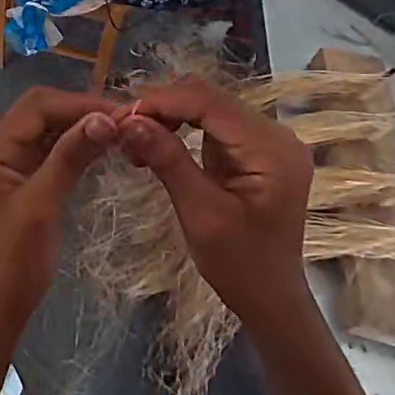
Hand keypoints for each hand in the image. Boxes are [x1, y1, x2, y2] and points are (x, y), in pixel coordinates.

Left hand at [0, 88, 118, 324]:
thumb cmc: (14, 259)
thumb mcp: (43, 204)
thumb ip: (70, 157)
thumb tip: (105, 118)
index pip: (38, 106)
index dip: (80, 104)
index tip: (124, 113)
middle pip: (41, 112)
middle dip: (82, 112)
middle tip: (127, 121)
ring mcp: (6, 161)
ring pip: (47, 129)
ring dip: (81, 127)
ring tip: (121, 131)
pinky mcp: (20, 177)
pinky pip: (49, 149)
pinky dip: (74, 146)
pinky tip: (102, 148)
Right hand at [117, 79, 314, 314]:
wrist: (269, 296)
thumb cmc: (239, 264)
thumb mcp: (200, 213)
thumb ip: (168, 161)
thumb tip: (129, 121)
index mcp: (271, 149)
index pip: (209, 103)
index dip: (162, 102)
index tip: (120, 118)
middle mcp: (274, 134)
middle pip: (208, 98)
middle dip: (161, 107)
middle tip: (120, 130)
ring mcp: (265, 141)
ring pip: (206, 107)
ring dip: (166, 116)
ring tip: (133, 140)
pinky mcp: (252, 150)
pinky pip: (209, 125)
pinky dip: (178, 128)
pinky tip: (154, 144)